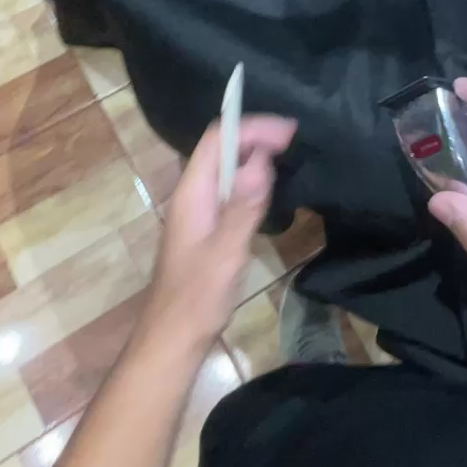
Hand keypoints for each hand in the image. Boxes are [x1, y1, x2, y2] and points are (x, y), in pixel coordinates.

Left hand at [141, 115, 296, 350]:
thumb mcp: (226, 252)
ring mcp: (198, 210)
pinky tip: (270, 187)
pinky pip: (229, 186)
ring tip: (287, 153)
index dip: (251, 127)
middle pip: (222, 147)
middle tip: (293, 139)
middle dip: (256, 135)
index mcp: (192, 193)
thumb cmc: (197, 298)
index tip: (287, 132)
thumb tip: (262, 160)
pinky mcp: (207, 225)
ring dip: (255, 153)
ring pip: (226, 166)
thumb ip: (243, 206)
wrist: (173, 340)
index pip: (218, 139)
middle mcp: (192, 194)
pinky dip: (251, 177)